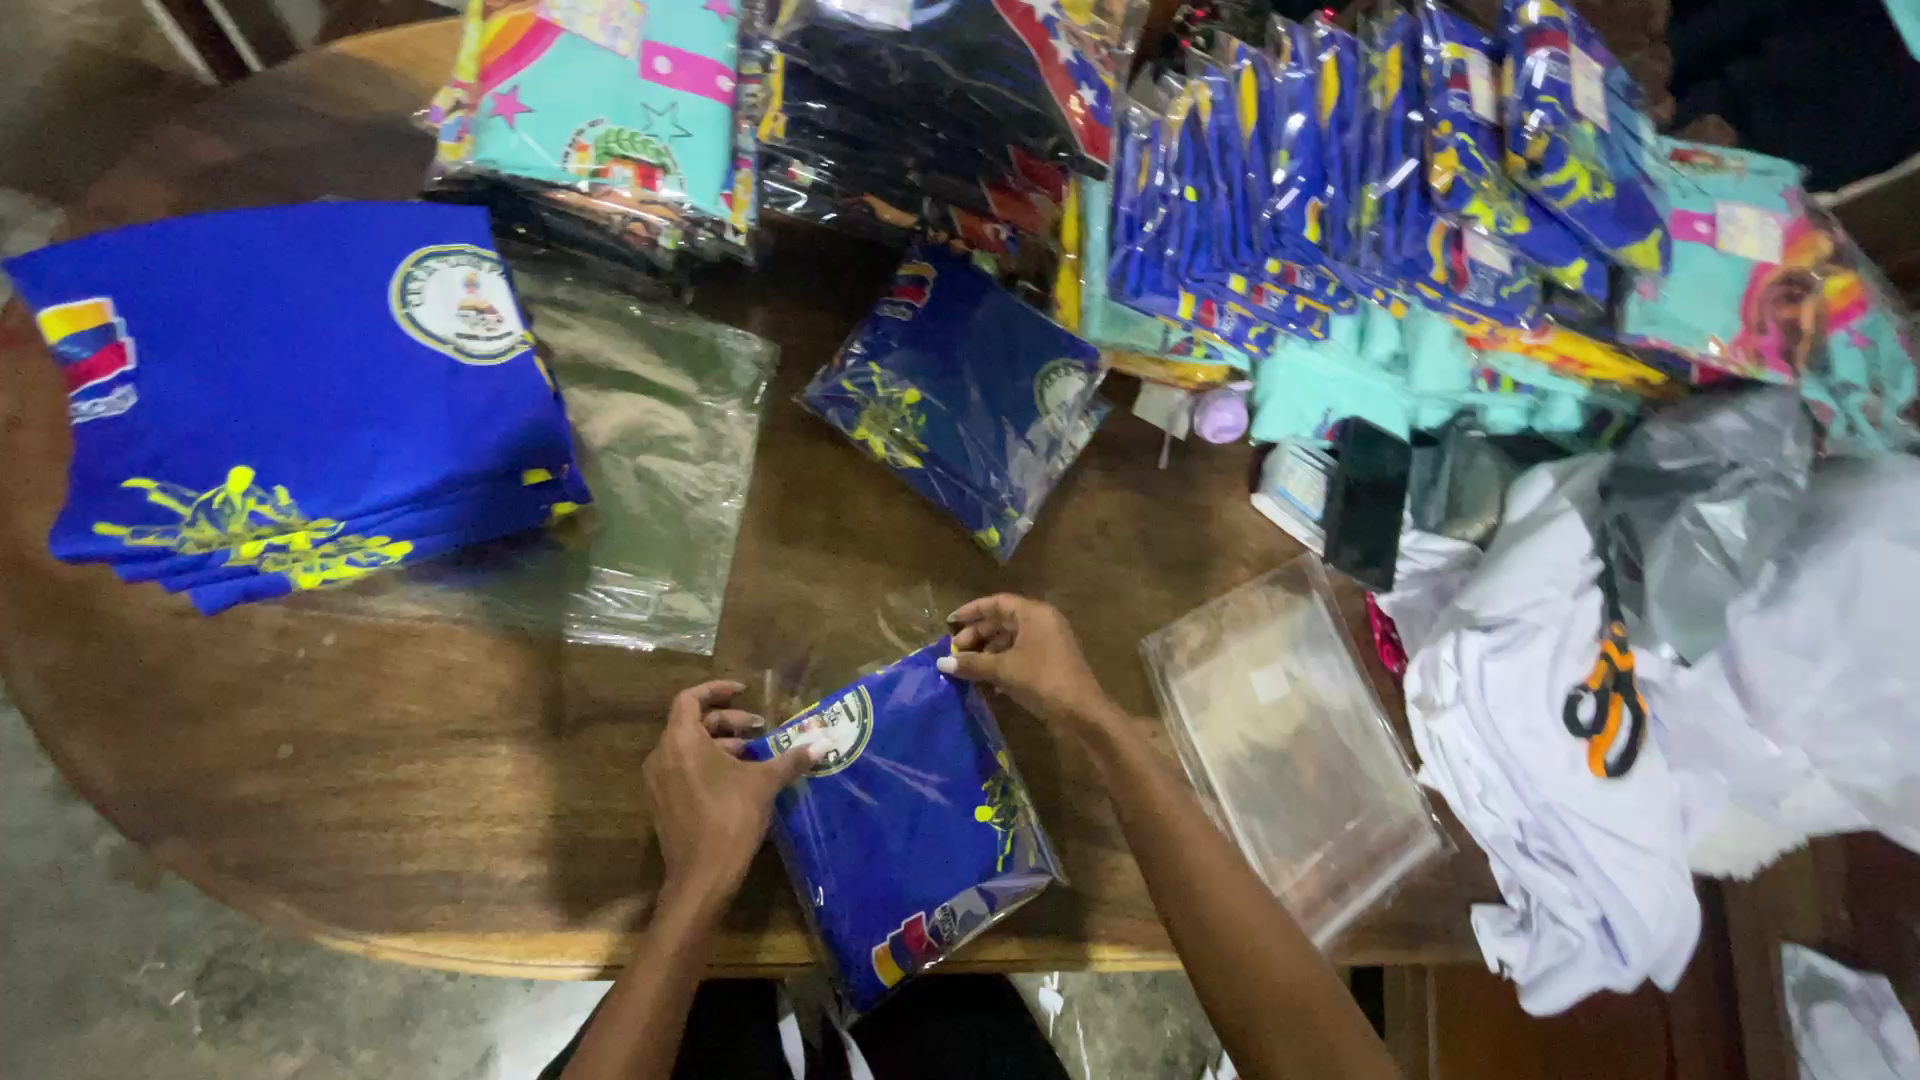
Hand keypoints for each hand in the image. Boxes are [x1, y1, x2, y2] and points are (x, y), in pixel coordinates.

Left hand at [642, 680, 818, 915]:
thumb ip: (791, 759)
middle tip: (760, 729)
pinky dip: (708, 763)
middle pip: (692, 722)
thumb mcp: (765, 783)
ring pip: (688, 747)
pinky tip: (738, 779)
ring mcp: (658, 782)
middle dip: (728, 721)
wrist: (701, 878)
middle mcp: (662, 756)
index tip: (744, 692)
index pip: (690, 699)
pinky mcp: (662, 803)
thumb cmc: (731, 819)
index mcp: (681, 742)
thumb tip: (823, 743)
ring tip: (753, 754)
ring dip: (721, 743)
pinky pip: (683, 768)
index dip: (717, 690)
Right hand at [937, 595, 1116, 730]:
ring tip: (968, 669)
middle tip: (957, 652)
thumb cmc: (1041, 680)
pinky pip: (1021, 655)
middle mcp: (1043, 622)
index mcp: (1034, 613)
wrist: (1082, 712)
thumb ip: (972, 663)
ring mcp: (1049, 643)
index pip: (997, 603)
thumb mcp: (1003, 669)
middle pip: (1003, 621)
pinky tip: (988, 684)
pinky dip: (1003, 665)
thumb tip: (942, 662)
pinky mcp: (1051, 663)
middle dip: (978, 635)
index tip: (950, 622)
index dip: (972, 611)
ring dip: (988, 653)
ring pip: (1011, 640)